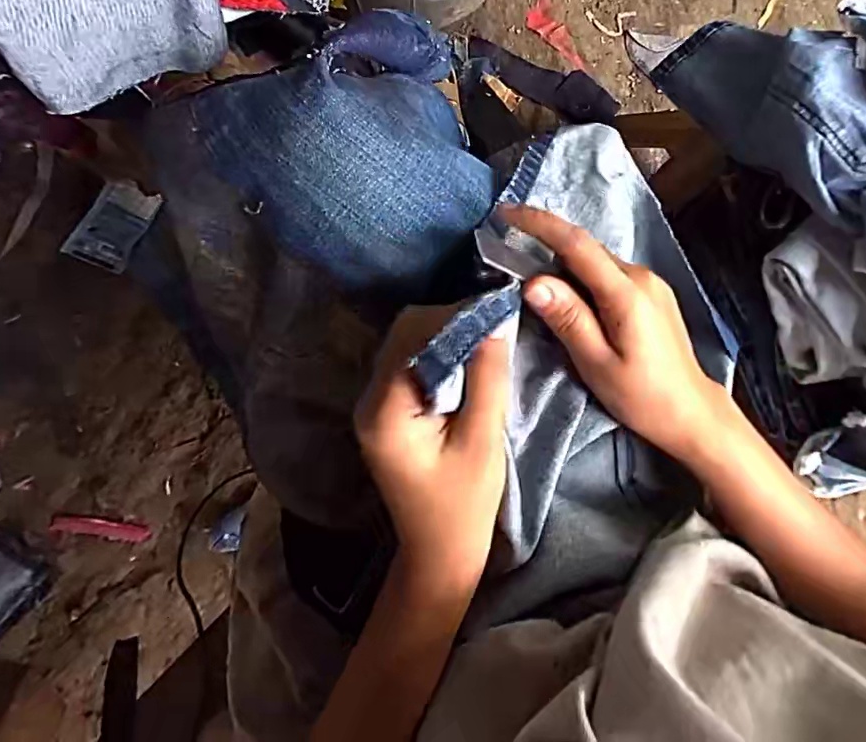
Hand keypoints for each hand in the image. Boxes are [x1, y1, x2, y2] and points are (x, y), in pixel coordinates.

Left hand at [354, 307, 509, 596]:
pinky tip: (469, 355)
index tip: (495, 311)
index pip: (413, 338)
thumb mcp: (483, 439)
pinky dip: (440, 350)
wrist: (439, 553)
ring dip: (446, 333)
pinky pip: (411, 361)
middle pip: (404, 334)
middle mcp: (369, 401)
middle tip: (494, 322)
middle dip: (450, 320)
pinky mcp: (388, 410)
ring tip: (486, 335)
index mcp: (385, 411)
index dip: (454, 318)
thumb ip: (487, 378)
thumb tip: (495, 321)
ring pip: (407, 343)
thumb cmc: (464, 504)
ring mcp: (374, 405)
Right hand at [501, 204, 738, 466]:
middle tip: (508, 246)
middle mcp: (641, 276)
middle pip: (587, 248)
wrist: (692, 411)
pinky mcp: (653, 292)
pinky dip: (583, 274)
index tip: (507, 213)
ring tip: (531, 273)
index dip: (540, 224)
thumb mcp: (596, 364)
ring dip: (564, 261)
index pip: (577, 244)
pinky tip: (568, 292)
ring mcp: (651, 282)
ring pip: (598, 260)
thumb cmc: (643, 396)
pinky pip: (610, 272)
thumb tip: (532, 282)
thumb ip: (567, 319)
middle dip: (546, 241)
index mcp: (627, 292)